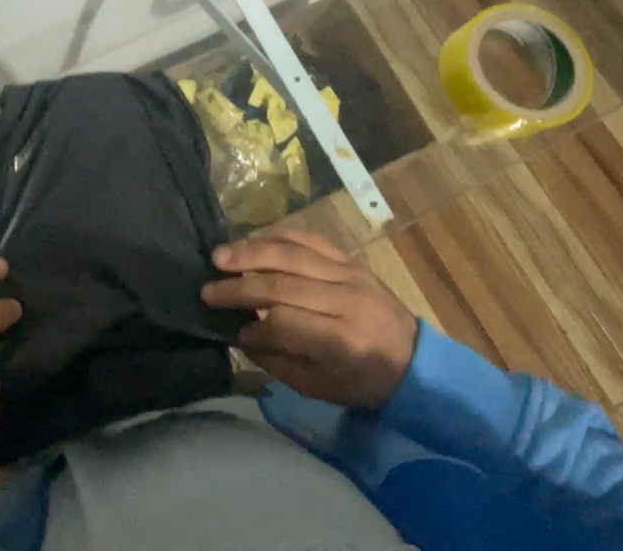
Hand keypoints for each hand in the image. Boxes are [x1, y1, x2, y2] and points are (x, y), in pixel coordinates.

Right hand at [202, 229, 418, 409]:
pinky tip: (252, 241)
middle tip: (208, 290)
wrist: (415, 361)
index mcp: (342, 340)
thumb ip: (278, 361)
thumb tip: (241, 334)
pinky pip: (309, 237)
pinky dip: (277, 235)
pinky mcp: (350, 258)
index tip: (234, 332)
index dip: (253, 326)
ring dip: (251, 252)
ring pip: (292, 254)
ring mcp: (349, 273)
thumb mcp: (320, 387)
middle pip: (283, 284)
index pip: (285, 322)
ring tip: (219, 257)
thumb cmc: (363, 381)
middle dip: (239, 286)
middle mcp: (346, 300)